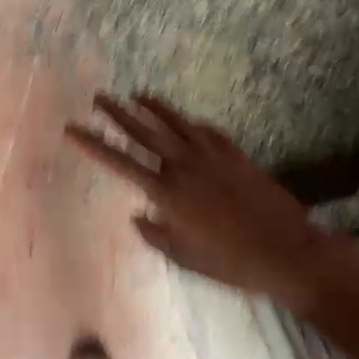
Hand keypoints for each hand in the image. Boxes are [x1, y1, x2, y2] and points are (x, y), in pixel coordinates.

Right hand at [64, 93, 341, 311]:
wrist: (288, 251)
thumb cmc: (231, 263)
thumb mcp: (184, 257)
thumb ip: (155, 235)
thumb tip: (139, 216)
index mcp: (166, 192)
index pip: (118, 161)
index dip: (91, 144)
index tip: (71, 128)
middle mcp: (183, 166)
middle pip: (143, 131)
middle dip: (117, 113)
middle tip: (98, 97)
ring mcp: (212, 156)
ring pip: (175, 123)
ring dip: (153, 107)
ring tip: (137, 95)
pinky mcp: (236, 155)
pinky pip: (207, 131)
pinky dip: (191, 124)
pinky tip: (188, 122)